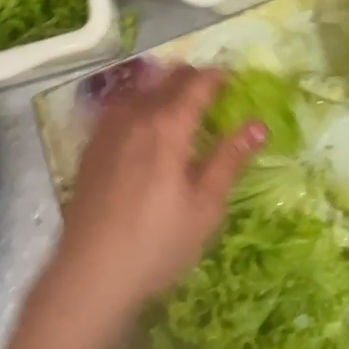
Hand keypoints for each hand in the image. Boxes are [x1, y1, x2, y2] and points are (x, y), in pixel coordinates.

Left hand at [52, 66, 266, 312]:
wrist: (90, 272)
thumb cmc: (157, 244)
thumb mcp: (204, 207)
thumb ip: (229, 160)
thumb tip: (258, 124)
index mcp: (168, 125)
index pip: (197, 84)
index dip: (217, 76)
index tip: (232, 77)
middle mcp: (136, 114)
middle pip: (167, 79)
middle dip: (192, 78)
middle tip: (212, 91)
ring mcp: (108, 127)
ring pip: (141, 89)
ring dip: (164, 87)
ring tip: (179, 104)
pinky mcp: (91, 144)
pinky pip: (120, 106)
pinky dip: (139, 102)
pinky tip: (143, 124)